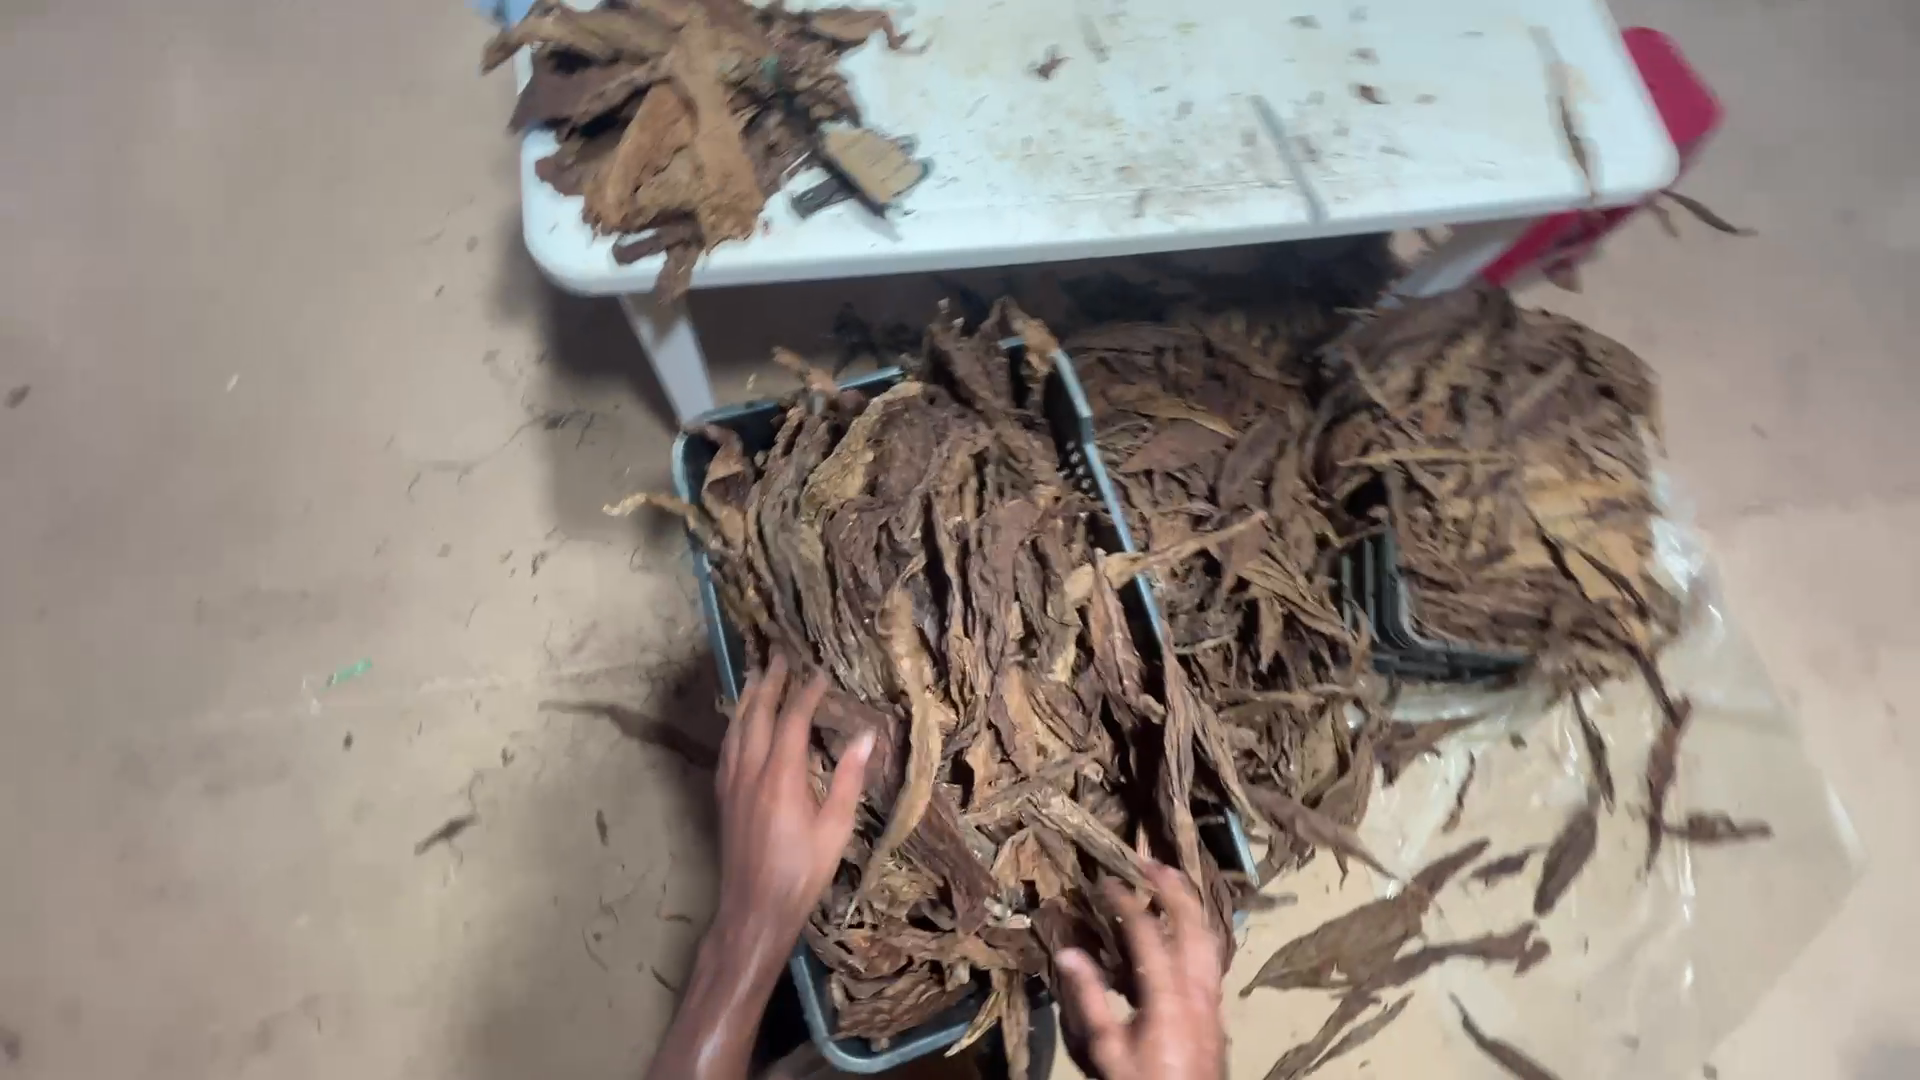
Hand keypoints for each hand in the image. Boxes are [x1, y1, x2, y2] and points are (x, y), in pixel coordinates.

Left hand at [714, 654, 874, 961]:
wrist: (753, 911)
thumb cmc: (802, 872)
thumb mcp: (836, 829)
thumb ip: (849, 779)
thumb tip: (865, 736)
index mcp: (781, 777)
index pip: (792, 721)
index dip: (806, 693)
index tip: (819, 673)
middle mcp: (750, 772)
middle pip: (756, 715)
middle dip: (768, 683)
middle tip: (778, 656)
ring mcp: (731, 784)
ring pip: (735, 728)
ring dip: (746, 698)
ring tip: (755, 676)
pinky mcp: (722, 797)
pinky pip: (726, 748)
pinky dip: (734, 724)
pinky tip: (738, 722)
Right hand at [1055, 863, 1227, 1079]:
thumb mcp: (1108, 1048)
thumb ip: (1090, 998)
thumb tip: (1067, 951)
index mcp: (1167, 994)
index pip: (1147, 931)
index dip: (1126, 901)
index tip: (1107, 881)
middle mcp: (1196, 987)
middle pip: (1191, 923)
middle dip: (1172, 888)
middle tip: (1150, 863)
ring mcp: (1212, 997)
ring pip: (1208, 936)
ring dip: (1190, 904)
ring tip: (1172, 881)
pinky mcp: (1217, 1007)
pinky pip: (1212, 954)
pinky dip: (1198, 928)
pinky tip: (1185, 924)